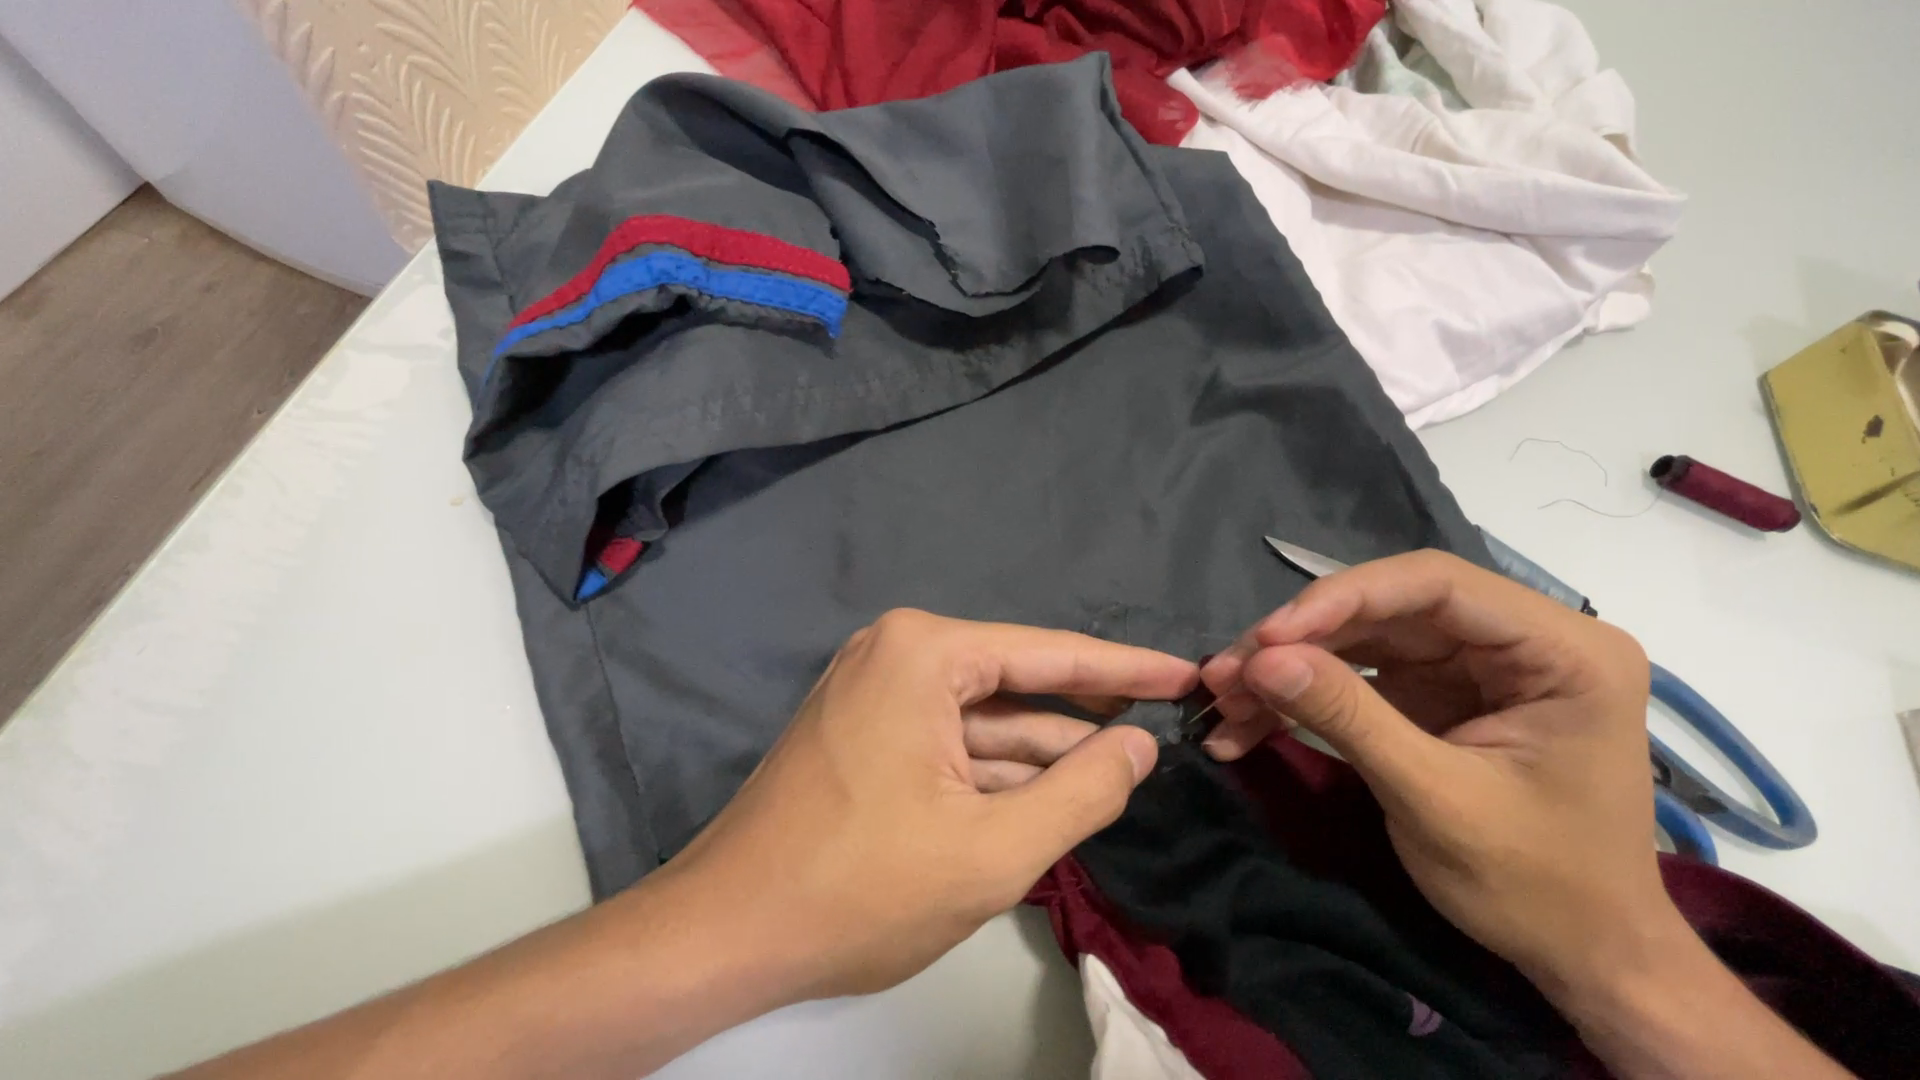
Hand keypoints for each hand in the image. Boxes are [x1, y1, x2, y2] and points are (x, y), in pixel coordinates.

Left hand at [171, 612, 1193, 1079]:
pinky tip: (1053, 790)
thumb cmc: (861, 888)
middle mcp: (898, 652)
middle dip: (1086, 714)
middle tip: (1166, 726)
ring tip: (1123, 768)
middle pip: (1017, 682)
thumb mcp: (995, 850)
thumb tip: (1139, 745)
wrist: (725, 933)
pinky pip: (950, 741)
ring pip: (984, 719)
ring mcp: (875, 691)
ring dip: (1045, 751)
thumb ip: (1082, 791)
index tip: (1188, 675)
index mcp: (925, 653)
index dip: (1127, 669)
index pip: (1051, 653)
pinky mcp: (864, 731)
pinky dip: (998, 769)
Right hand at [1196, 550, 1669, 993]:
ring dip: (1289, 668)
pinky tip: (1247, 723)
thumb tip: (1260, 660)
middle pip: (1387, 609)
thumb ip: (1349, 719)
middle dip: (1299, 640)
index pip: (1437, 585)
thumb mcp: (1435, 799)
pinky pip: (1358, 676)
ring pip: (1361, 638)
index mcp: (1562, 650)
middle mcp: (1519, 640)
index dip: (1342, 598)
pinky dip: (1303, 698)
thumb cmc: (1536, 883)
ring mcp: (1473, 666)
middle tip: (1224, 676)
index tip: (1267, 637)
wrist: (1580, 955)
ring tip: (1222, 700)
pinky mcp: (1437, 694)